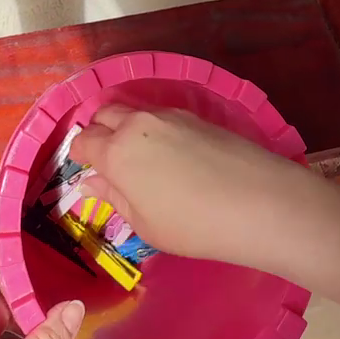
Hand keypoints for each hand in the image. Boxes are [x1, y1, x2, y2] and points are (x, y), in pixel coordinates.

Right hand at [68, 104, 327, 272]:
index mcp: (116, 151)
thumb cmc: (194, 226)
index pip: (82, 142)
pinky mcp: (193, 115)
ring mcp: (167, 115)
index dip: (79, 156)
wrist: (259, 202)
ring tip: (142, 160)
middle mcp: (136, 124)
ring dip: (126, 129)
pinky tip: (172, 156)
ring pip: (132, 112)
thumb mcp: (145, 225)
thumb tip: (90, 183)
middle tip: (110, 162)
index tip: (86, 171)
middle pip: (104, 116)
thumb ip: (114, 198)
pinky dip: (153, 130)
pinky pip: (159, 116)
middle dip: (99, 134)